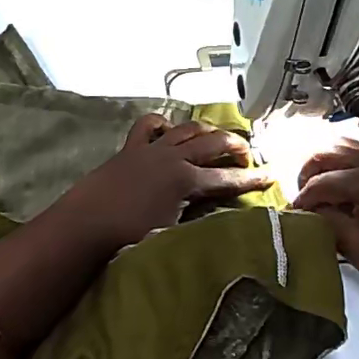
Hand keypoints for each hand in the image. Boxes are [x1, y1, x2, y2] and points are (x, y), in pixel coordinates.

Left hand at [52, 115, 270, 252]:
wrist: (87, 223)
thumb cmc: (130, 235)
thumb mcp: (172, 231)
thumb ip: (195, 216)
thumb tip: (213, 210)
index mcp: (186, 180)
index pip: (227, 178)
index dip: (251, 178)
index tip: (270, 175)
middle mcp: (172, 157)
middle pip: (212, 143)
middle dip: (234, 146)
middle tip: (248, 154)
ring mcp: (151, 148)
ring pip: (186, 129)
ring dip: (205, 130)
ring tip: (217, 136)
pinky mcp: (130, 147)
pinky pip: (149, 125)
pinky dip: (163, 124)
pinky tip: (168, 129)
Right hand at [292, 140, 358, 302]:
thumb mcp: (353, 242)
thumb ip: (323, 219)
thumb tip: (306, 210)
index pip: (323, 180)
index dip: (304, 197)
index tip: (295, 213)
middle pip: (330, 154)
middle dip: (310, 174)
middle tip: (302, 198)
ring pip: (345, 151)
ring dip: (325, 166)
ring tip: (316, 191)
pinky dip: (342, 168)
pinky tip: (338, 190)